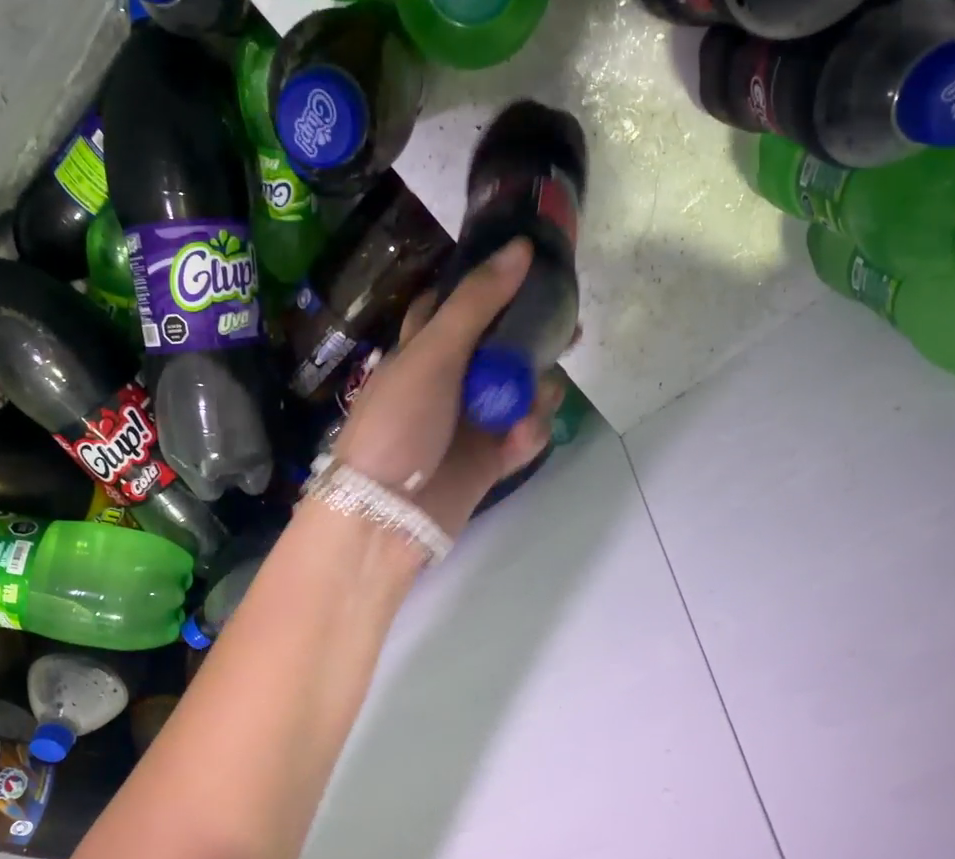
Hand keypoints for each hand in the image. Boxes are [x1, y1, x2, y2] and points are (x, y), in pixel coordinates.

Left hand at [332, 238, 567, 535]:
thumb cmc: (397, 424)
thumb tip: (522, 247)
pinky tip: (521, 437)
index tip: (532, 265)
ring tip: (535, 399)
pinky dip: (529, 434)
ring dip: (536, 392)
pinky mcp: (488, 461)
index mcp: (423, 350)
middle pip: (501, 347)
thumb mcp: (431, 355)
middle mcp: (448, 381)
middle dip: (534, 340)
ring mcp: (470, 422)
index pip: (456, 304)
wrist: (386, 515)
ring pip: (521, 392)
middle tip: (568, 331)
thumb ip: (476, 303)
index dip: (490, 283)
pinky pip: (523, 437)